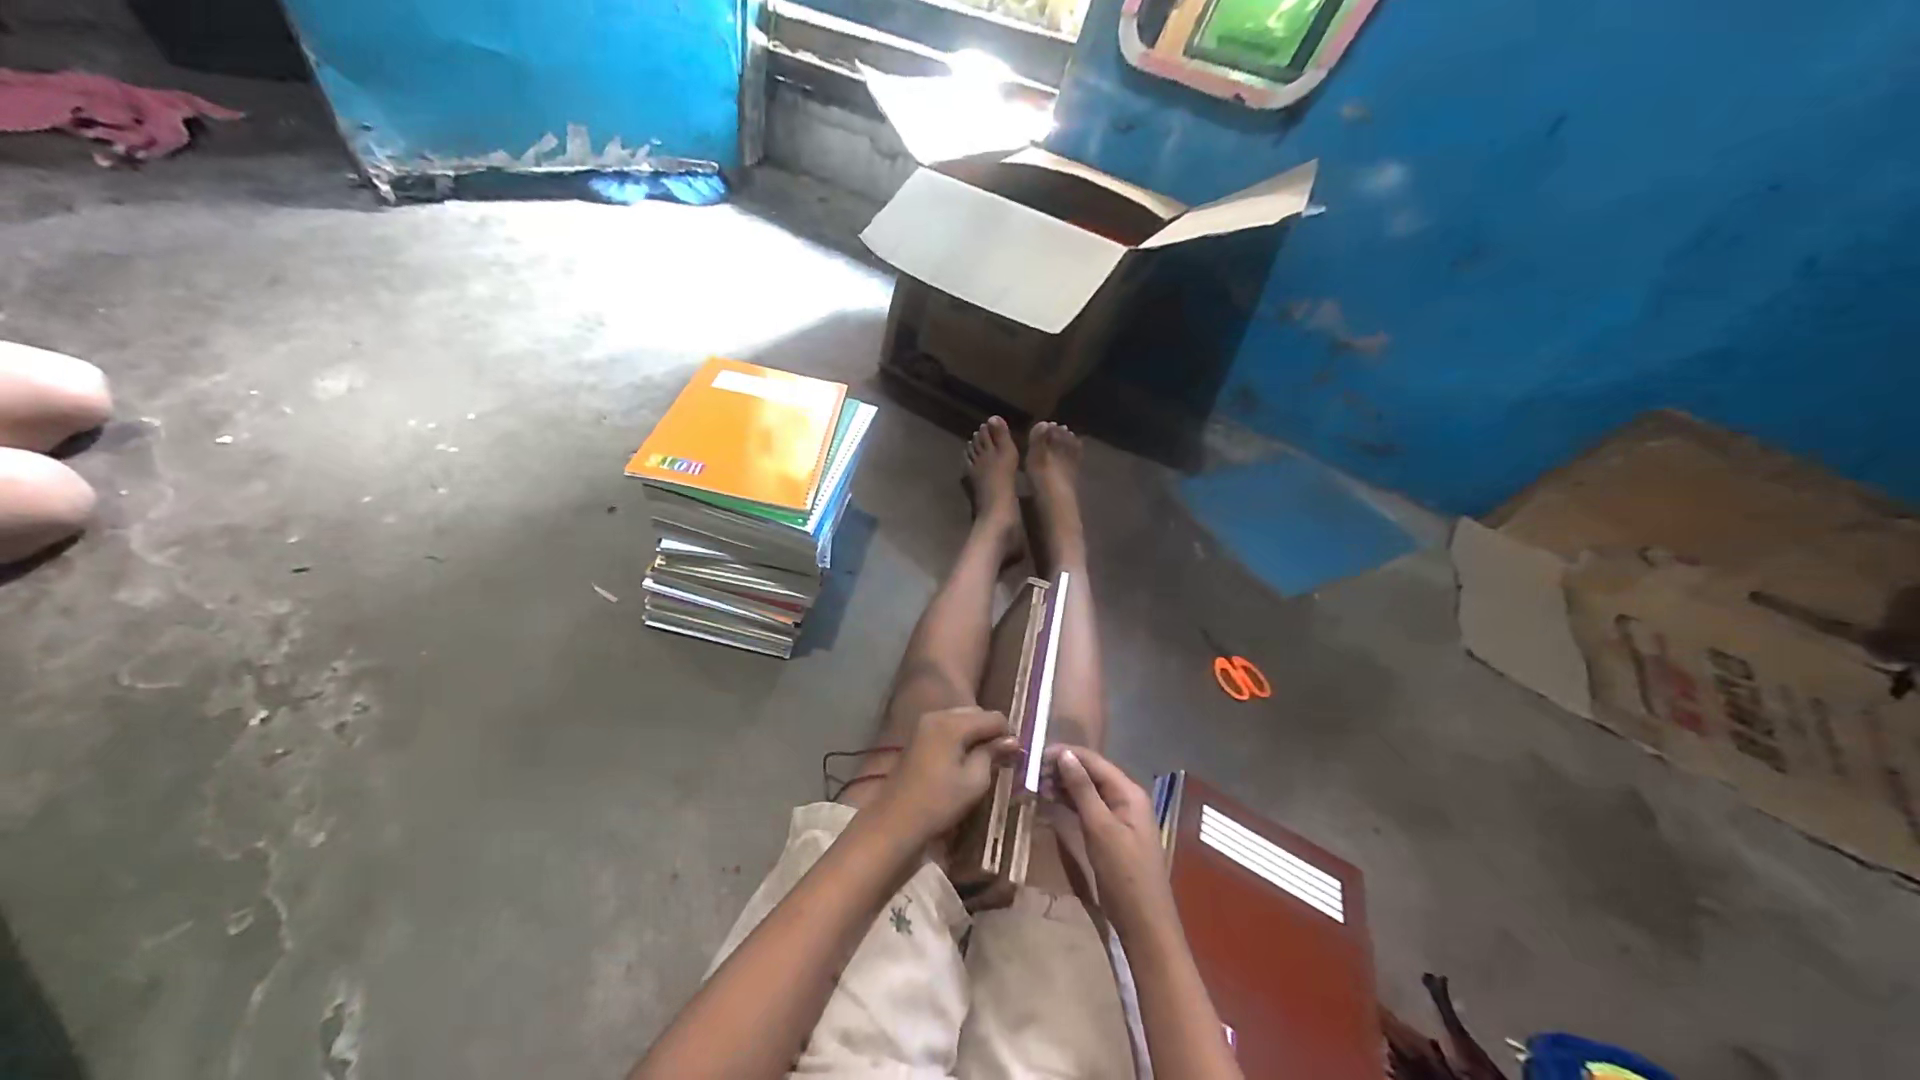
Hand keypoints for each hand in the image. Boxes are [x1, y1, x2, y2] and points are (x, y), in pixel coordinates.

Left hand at [874, 707, 1019, 842]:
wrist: (896, 821)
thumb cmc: (939, 802)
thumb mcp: (974, 781)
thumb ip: (993, 753)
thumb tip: (1012, 741)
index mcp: (953, 724)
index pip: (993, 717)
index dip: (1007, 734)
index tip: (1014, 756)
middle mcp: (937, 715)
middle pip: (976, 713)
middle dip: (990, 731)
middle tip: (1000, 757)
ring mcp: (924, 724)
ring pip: (961, 719)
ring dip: (975, 733)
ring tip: (983, 759)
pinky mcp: (917, 736)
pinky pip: (947, 727)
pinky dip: (959, 737)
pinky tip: (963, 758)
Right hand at [1045, 745, 1176, 937]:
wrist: (1145, 923)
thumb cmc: (1123, 874)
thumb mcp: (1100, 828)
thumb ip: (1082, 789)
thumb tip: (1064, 754)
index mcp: (1128, 791)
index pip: (1093, 760)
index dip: (1064, 754)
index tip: (1034, 755)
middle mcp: (1126, 798)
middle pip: (1091, 772)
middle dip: (1062, 769)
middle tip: (1030, 772)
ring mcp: (1120, 817)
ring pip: (1088, 790)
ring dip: (1063, 785)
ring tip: (1035, 785)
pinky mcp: (1112, 834)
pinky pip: (1088, 808)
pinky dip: (1070, 803)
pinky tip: (1050, 802)